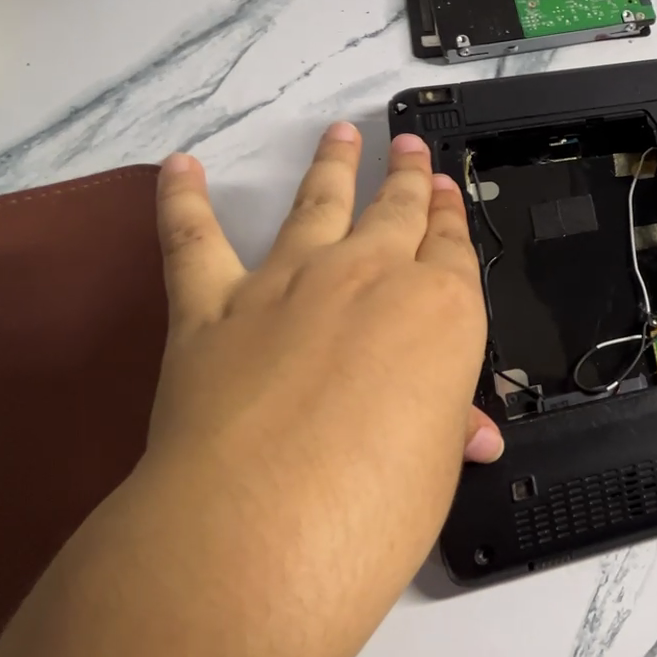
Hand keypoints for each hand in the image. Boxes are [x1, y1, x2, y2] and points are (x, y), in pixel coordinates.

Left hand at [149, 121, 494, 528]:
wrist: (262, 524)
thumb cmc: (379, 499)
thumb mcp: (439, 461)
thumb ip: (451, 428)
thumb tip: (476, 438)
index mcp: (443, 308)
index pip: (453, 246)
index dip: (452, 214)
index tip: (448, 189)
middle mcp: (373, 276)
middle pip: (398, 209)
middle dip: (408, 175)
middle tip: (409, 145)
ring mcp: (292, 283)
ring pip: (319, 203)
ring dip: (333, 165)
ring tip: (341, 132)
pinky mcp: (213, 306)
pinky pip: (194, 241)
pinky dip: (182, 202)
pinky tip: (180, 168)